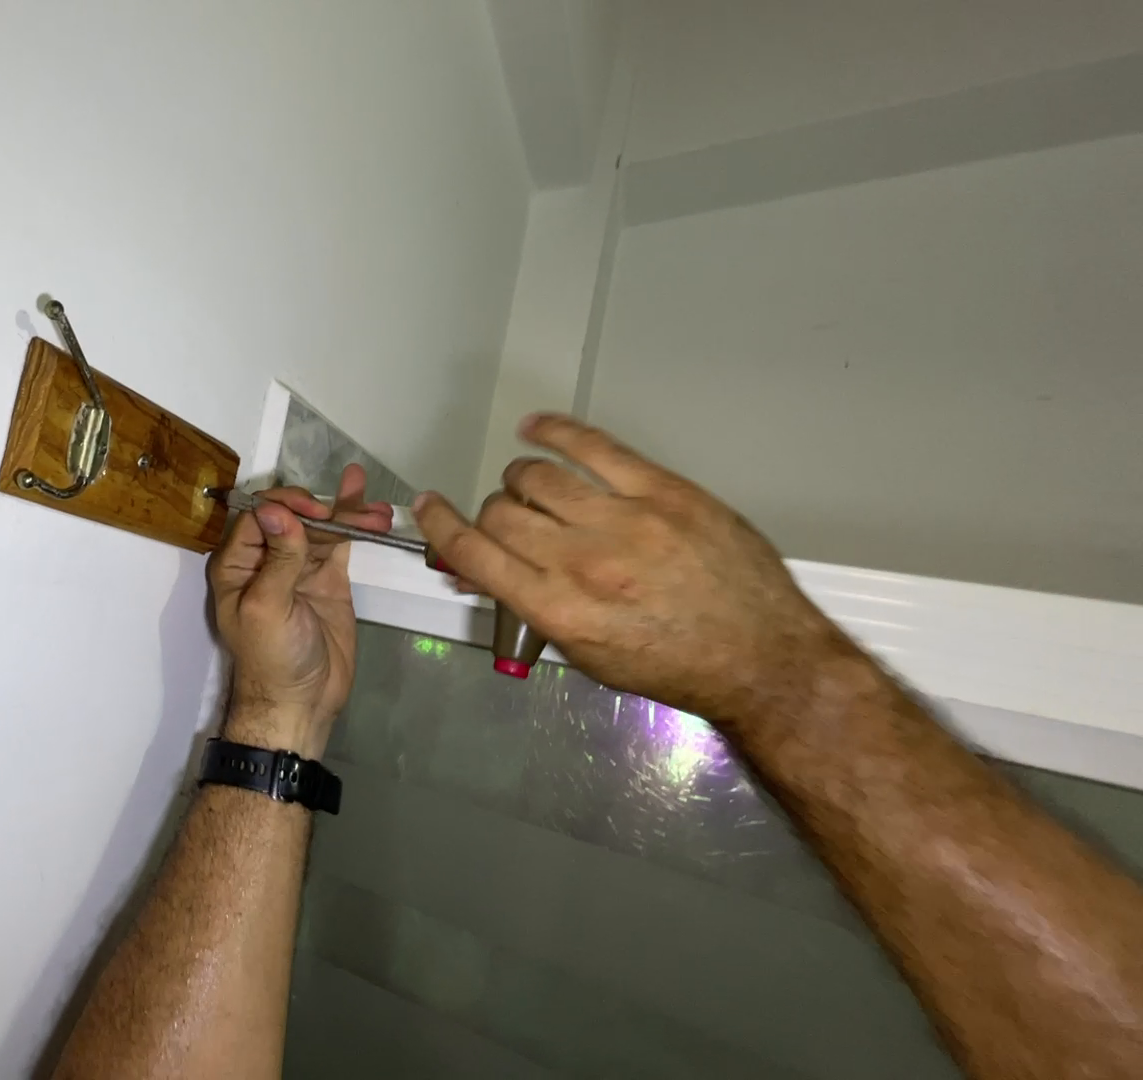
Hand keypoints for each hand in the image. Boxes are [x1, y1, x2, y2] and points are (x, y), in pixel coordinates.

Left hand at [208, 463, 394, 757]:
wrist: (302, 702)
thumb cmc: (272, 656)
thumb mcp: (268, 606)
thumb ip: (278, 557)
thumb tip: (275, 508)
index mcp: (237, 563)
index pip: (259, 517)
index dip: (285, 506)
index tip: (314, 512)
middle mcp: (265, 558)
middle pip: (292, 516)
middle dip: (322, 508)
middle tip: (352, 514)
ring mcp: (299, 566)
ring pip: (320, 527)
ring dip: (348, 514)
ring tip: (378, 512)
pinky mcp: (328, 578)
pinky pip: (340, 544)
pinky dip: (356, 526)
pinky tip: (375, 510)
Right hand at [412, 413, 853, 723]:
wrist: (761, 659)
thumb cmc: (663, 663)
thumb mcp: (579, 649)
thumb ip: (523, 602)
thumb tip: (471, 569)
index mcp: (554, 608)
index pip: (472, 552)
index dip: (439, 526)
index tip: (426, 507)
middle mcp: (580, 562)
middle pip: (499, 513)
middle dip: (492, 516)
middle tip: (510, 524)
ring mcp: (623, 521)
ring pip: (534, 477)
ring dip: (519, 480)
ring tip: (531, 488)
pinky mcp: (663, 492)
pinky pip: (592, 447)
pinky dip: (554, 431)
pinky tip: (535, 427)